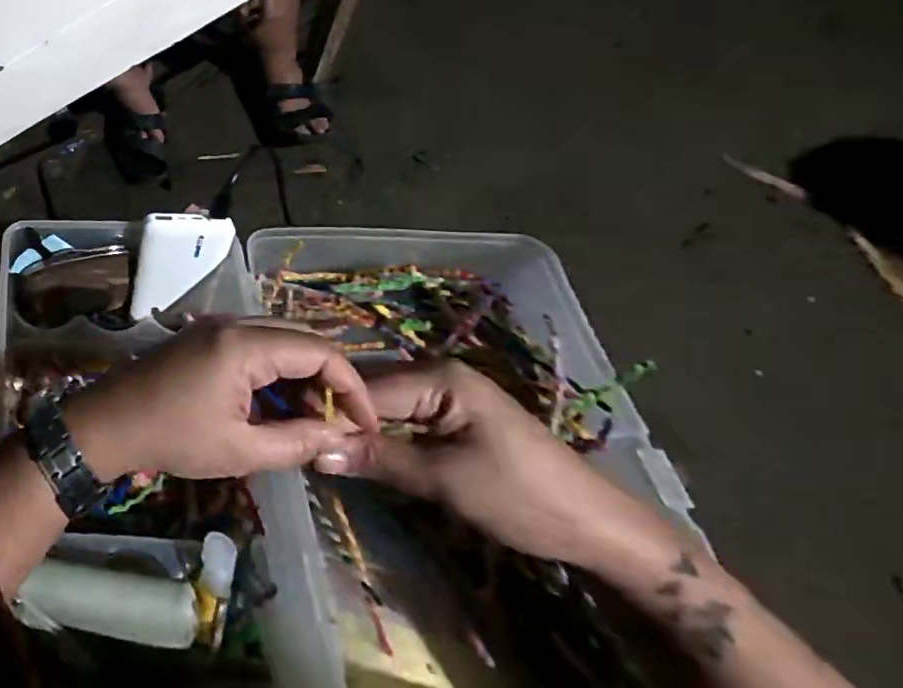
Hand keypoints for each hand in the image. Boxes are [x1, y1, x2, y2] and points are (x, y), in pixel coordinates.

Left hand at [63, 316, 379, 481]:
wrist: (110, 422)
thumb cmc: (174, 437)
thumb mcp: (242, 450)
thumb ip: (298, 442)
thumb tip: (339, 436)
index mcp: (243, 344)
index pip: (319, 351)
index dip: (352, 387)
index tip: (364, 425)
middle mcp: (232, 323)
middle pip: (301, 338)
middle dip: (328, 378)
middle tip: (337, 423)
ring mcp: (214, 325)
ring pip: (278, 339)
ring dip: (301, 374)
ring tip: (310, 419)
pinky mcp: (202, 335)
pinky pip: (254, 342)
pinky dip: (274, 369)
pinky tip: (276, 404)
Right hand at [339, 361, 674, 572]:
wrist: (600, 529)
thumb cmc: (523, 497)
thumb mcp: (444, 480)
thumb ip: (378, 459)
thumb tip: (315, 450)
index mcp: (438, 375)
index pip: (365, 388)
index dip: (333, 414)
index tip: (302, 440)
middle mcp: (437, 372)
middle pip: (370, 390)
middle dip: (342, 418)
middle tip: (311, 447)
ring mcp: (445, 392)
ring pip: (382, 404)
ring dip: (358, 428)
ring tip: (329, 451)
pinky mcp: (451, 414)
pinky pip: (401, 416)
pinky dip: (380, 434)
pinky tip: (363, 452)